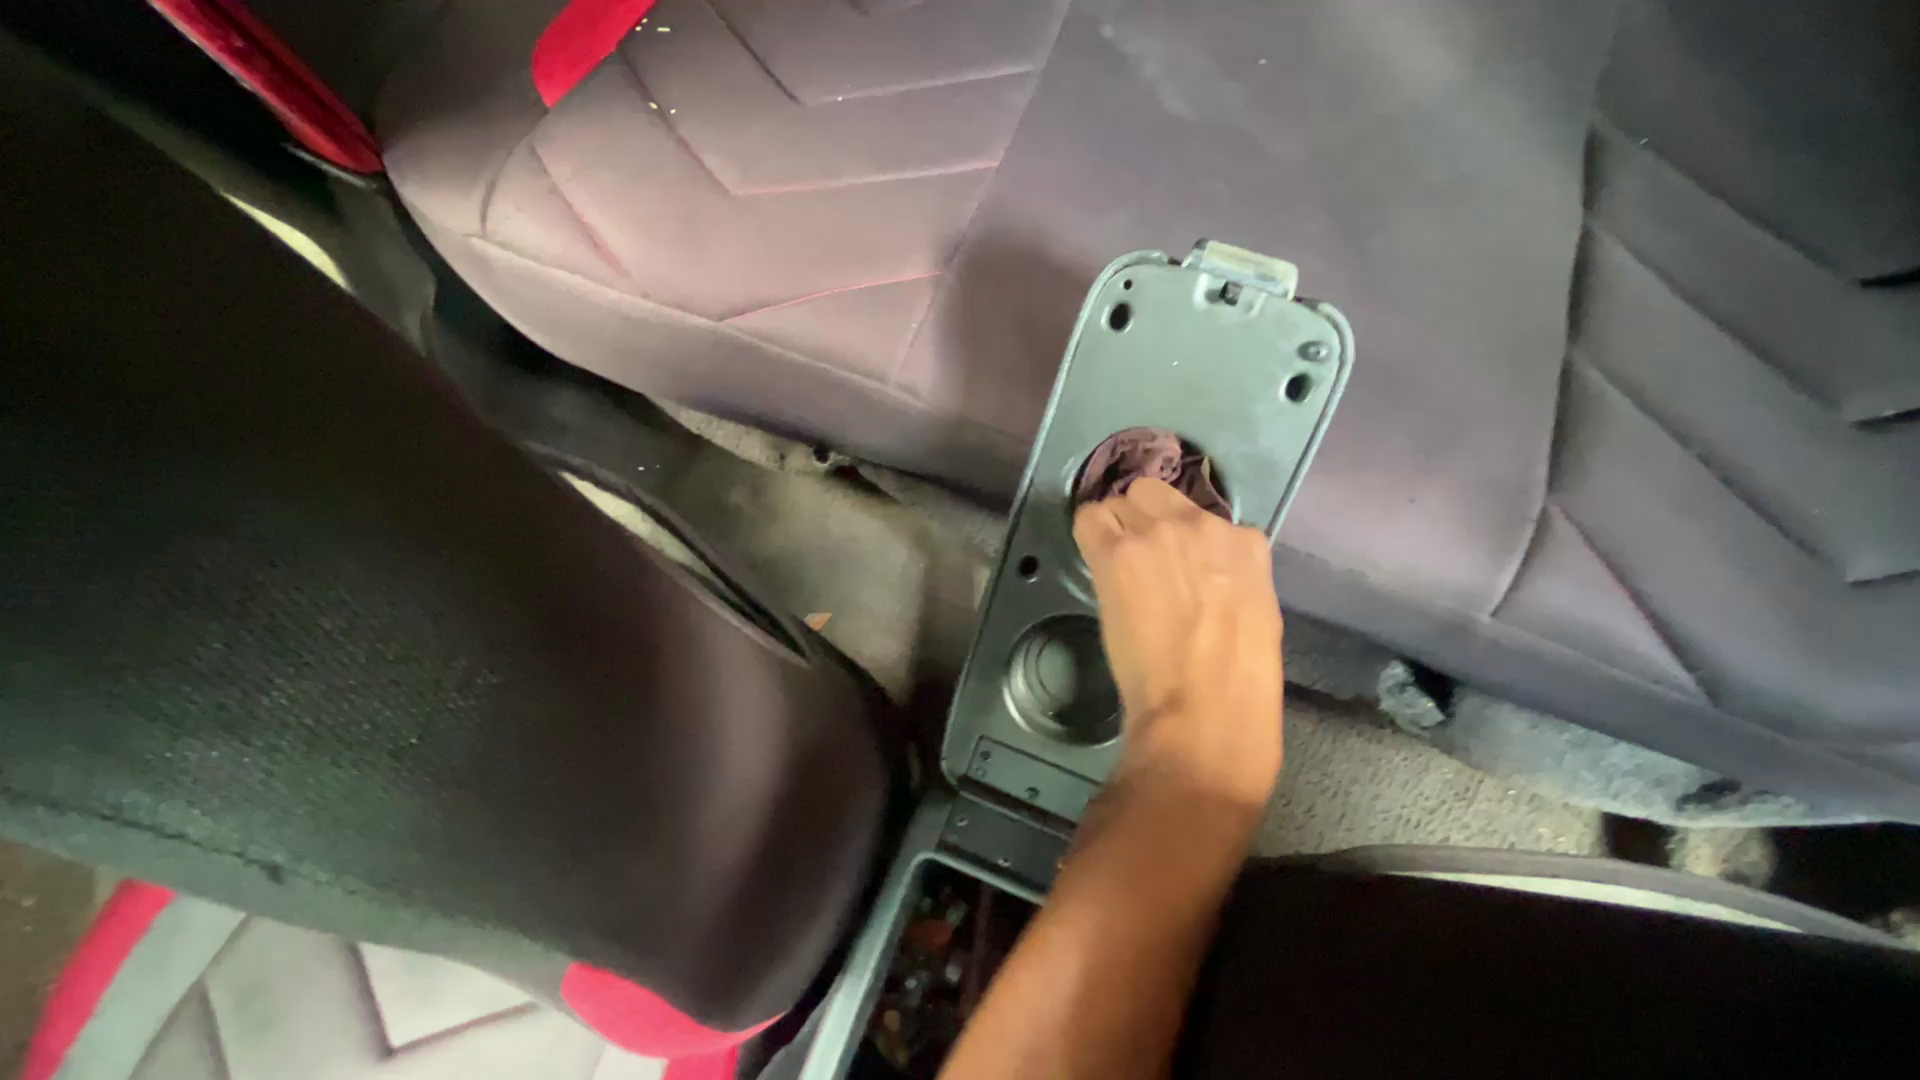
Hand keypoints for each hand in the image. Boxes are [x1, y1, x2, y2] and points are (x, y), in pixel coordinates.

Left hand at [1073, 478, 1284, 811]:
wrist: (1204, 711)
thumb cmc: (1240, 684)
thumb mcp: (1256, 616)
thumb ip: (1232, 580)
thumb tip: (1207, 579)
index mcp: (1246, 543)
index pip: (1203, 517)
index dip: (1182, 542)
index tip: (1175, 568)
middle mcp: (1202, 524)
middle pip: (1156, 494)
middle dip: (1145, 518)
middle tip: (1140, 560)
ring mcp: (1157, 534)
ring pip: (1123, 500)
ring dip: (1117, 526)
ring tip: (1117, 566)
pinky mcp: (1117, 553)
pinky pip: (1090, 518)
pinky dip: (1090, 534)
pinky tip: (1094, 562)